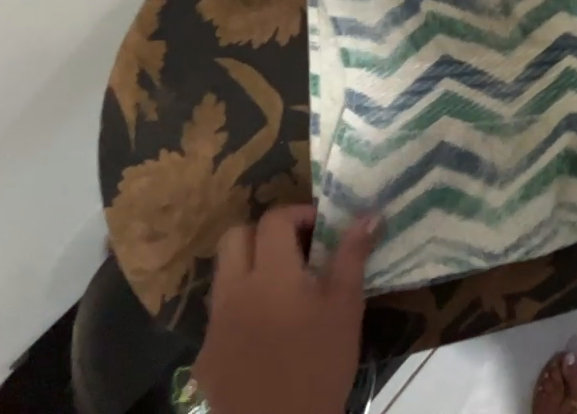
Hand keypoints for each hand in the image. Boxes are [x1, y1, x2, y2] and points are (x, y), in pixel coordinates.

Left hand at [193, 204, 379, 413]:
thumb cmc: (321, 363)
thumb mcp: (347, 305)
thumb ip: (353, 254)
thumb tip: (370, 213)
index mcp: (270, 275)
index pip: (273, 220)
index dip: (299, 214)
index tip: (323, 230)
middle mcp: (233, 291)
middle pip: (235, 237)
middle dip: (265, 233)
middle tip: (298, 248)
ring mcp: (214, 325)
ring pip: (223, 273)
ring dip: (250, 265)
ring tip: (286, 287)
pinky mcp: (205, 356)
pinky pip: (220, 313)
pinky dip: (242, 305)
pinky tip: (269, 331)